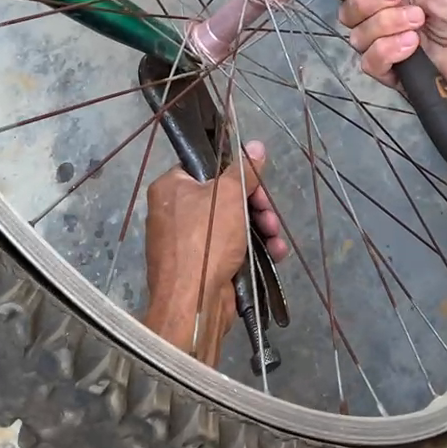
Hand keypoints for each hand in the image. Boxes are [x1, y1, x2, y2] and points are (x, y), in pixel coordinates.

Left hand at [141, 140, 286, 363]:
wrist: (193, 303)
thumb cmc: (205, 239)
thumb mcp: (229, 195)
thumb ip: (244, 170)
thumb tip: (256, 144)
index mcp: (170, 187)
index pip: (206, 167)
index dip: (236, 173)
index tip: (257, 181)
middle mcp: (174, 212)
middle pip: (224, 197)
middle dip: (255, 205)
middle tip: (269, 214)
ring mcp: (187, 242)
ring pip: (231, 223)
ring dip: (260, 227)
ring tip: (276, 238)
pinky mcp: (201, 265)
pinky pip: (230, 247)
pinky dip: (252, 247)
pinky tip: (275, 252)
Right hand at [328, 0, 446, 111]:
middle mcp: (390, 16)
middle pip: (351, 9)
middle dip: (370, 1)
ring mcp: (392, 45)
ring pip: (358, 35)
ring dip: (386, 26)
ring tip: (418, 26)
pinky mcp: (396, 73)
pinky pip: (370, 62)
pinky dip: (388, 51)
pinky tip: (412, 47)